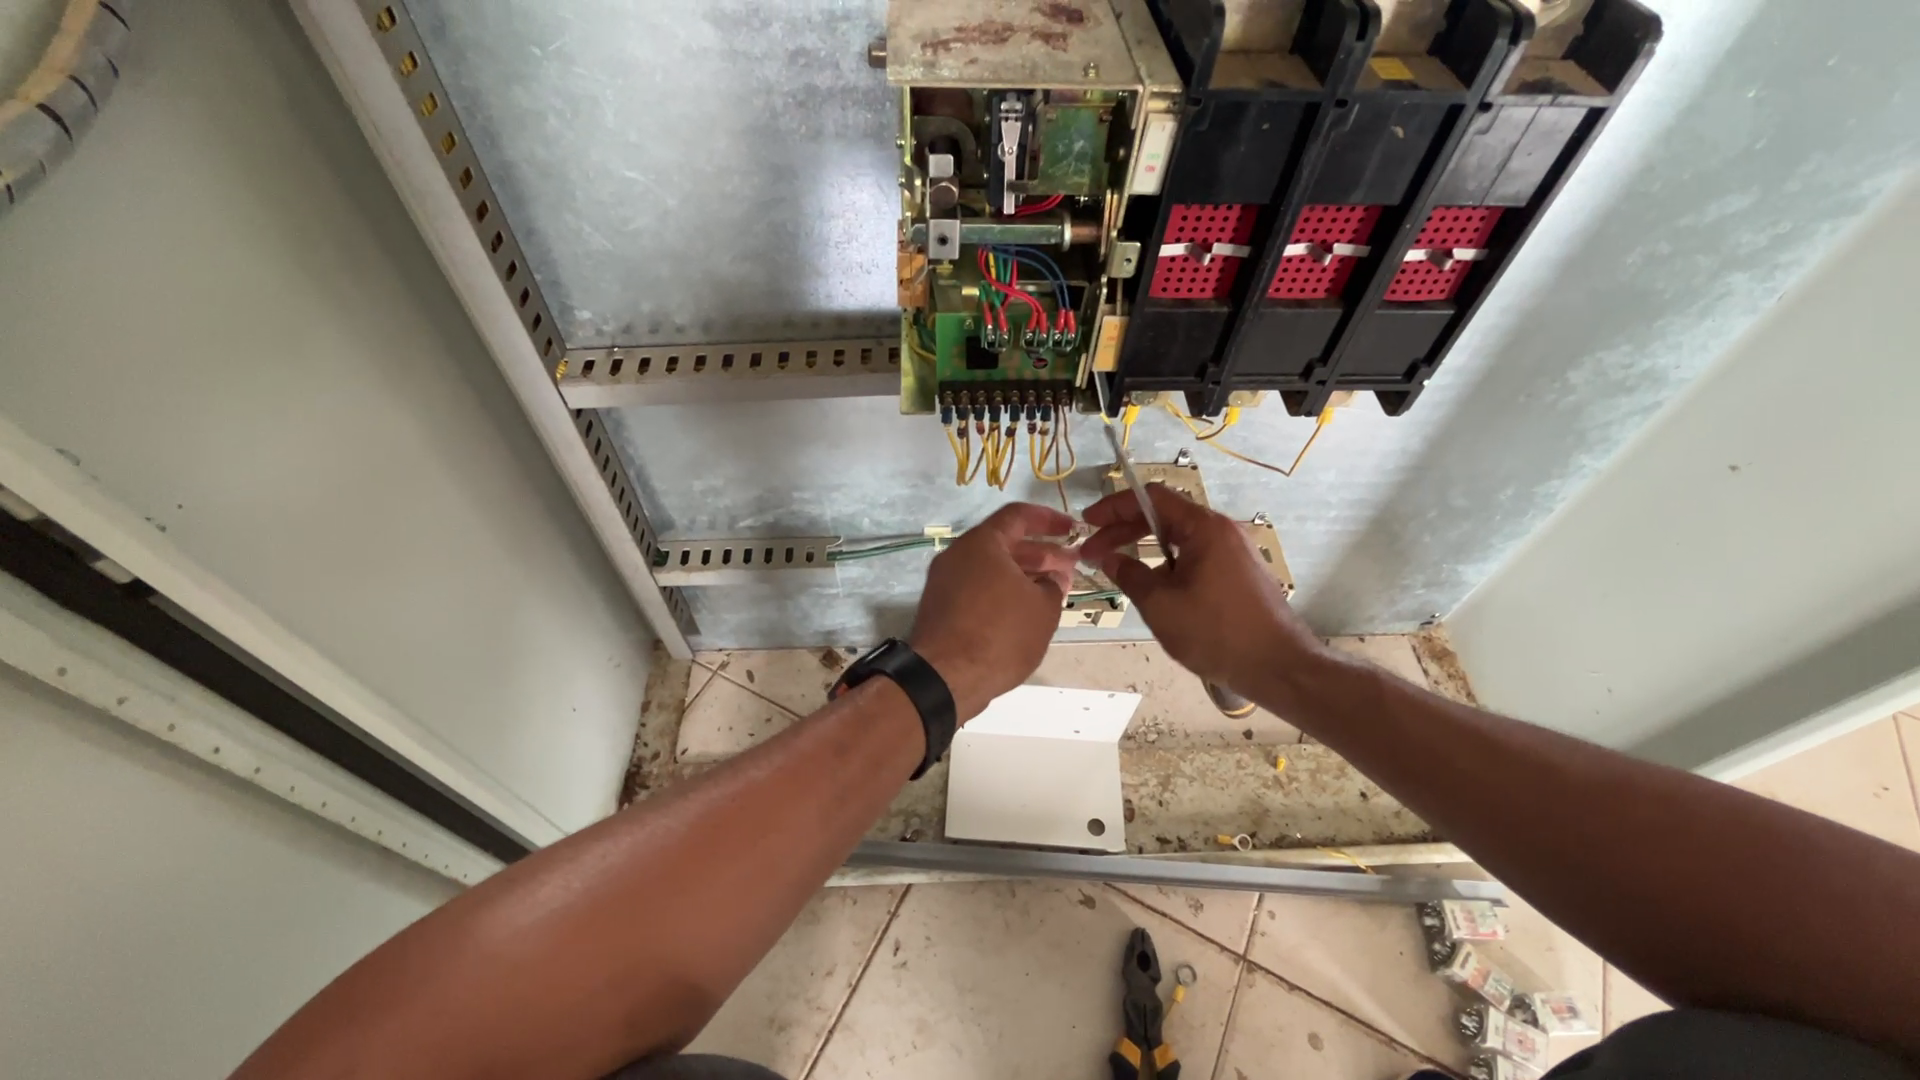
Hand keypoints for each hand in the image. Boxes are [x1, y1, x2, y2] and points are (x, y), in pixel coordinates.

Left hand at [910, 502, 1078, 721]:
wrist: (944, 678)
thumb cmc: (1000, 635)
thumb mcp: (1043, 610)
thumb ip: (1054, 585)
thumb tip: (1054, 578)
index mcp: (982, 543)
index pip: (1018, 516)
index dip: (1049, 520)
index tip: (1072, 529)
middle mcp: (958, 555)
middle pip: (1004, 544)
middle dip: (1040, 553)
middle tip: (1069, 565)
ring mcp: (945, 582)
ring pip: (991, 568)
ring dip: (1023, 575)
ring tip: (1052, 591)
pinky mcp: (940, 608)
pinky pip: (977, 588)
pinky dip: (1002, 591)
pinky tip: (1024, 612)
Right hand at [1079, 484, 1325, 692]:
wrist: (1279, 667)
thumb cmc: (1216, 633)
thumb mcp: (1160, 605)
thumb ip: (1129, 575)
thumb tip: (1109, 558)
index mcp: (1204, 528)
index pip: (1152, 498)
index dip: (1115, 507)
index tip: (1088, 522)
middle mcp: (1222, 531)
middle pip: (1165, 516)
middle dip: (1124, 530)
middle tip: (1093, 551)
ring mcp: (1234, 552)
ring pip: (1180, 538)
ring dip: (1145, 548)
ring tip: (1118, 569)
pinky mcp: (1240, 573)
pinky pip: (1195, 556)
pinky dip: (1168, 562)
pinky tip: (1152, 586)